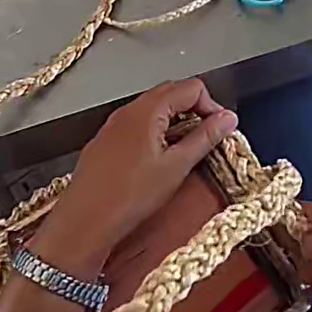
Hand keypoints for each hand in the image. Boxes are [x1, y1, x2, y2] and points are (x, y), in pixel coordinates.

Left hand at [32, 79, 237, 275]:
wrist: (83, 223)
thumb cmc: (128, 196)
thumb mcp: (177, 167)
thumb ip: (205, 137)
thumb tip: (228, 119)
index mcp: (148, 110)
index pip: (191, 88)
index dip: (211, 106)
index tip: (219, 129)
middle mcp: (129, 110)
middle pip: (172, 92)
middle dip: (195, 110)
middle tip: (207, 137)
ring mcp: (114, 124)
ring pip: (154, 108)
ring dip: (176, 121)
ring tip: (184, 151)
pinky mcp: (106, 140)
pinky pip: (137, 124)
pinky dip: (156, 132)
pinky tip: (158, 160)